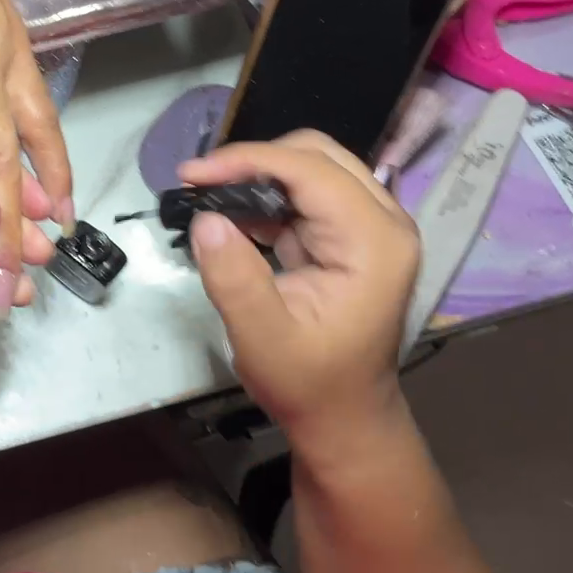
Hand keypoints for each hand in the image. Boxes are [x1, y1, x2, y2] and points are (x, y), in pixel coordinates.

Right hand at [182, 131, 418, 432]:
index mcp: (373, 242)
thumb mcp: (261, 336)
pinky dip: (262, 201)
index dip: (248, 162)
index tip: (191, 174)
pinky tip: (228, 219)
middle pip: (317, 157)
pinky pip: (303, 199)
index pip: (311, 172)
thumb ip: (233, 277)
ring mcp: (367, 230)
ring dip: (255, 178)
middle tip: (197, 182)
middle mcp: (381, 223)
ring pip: (309, 173)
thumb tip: (205, 219)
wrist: (341, 415)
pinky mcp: (346, 240)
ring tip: (205, 197)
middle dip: (252, 161)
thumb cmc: (307, 382)